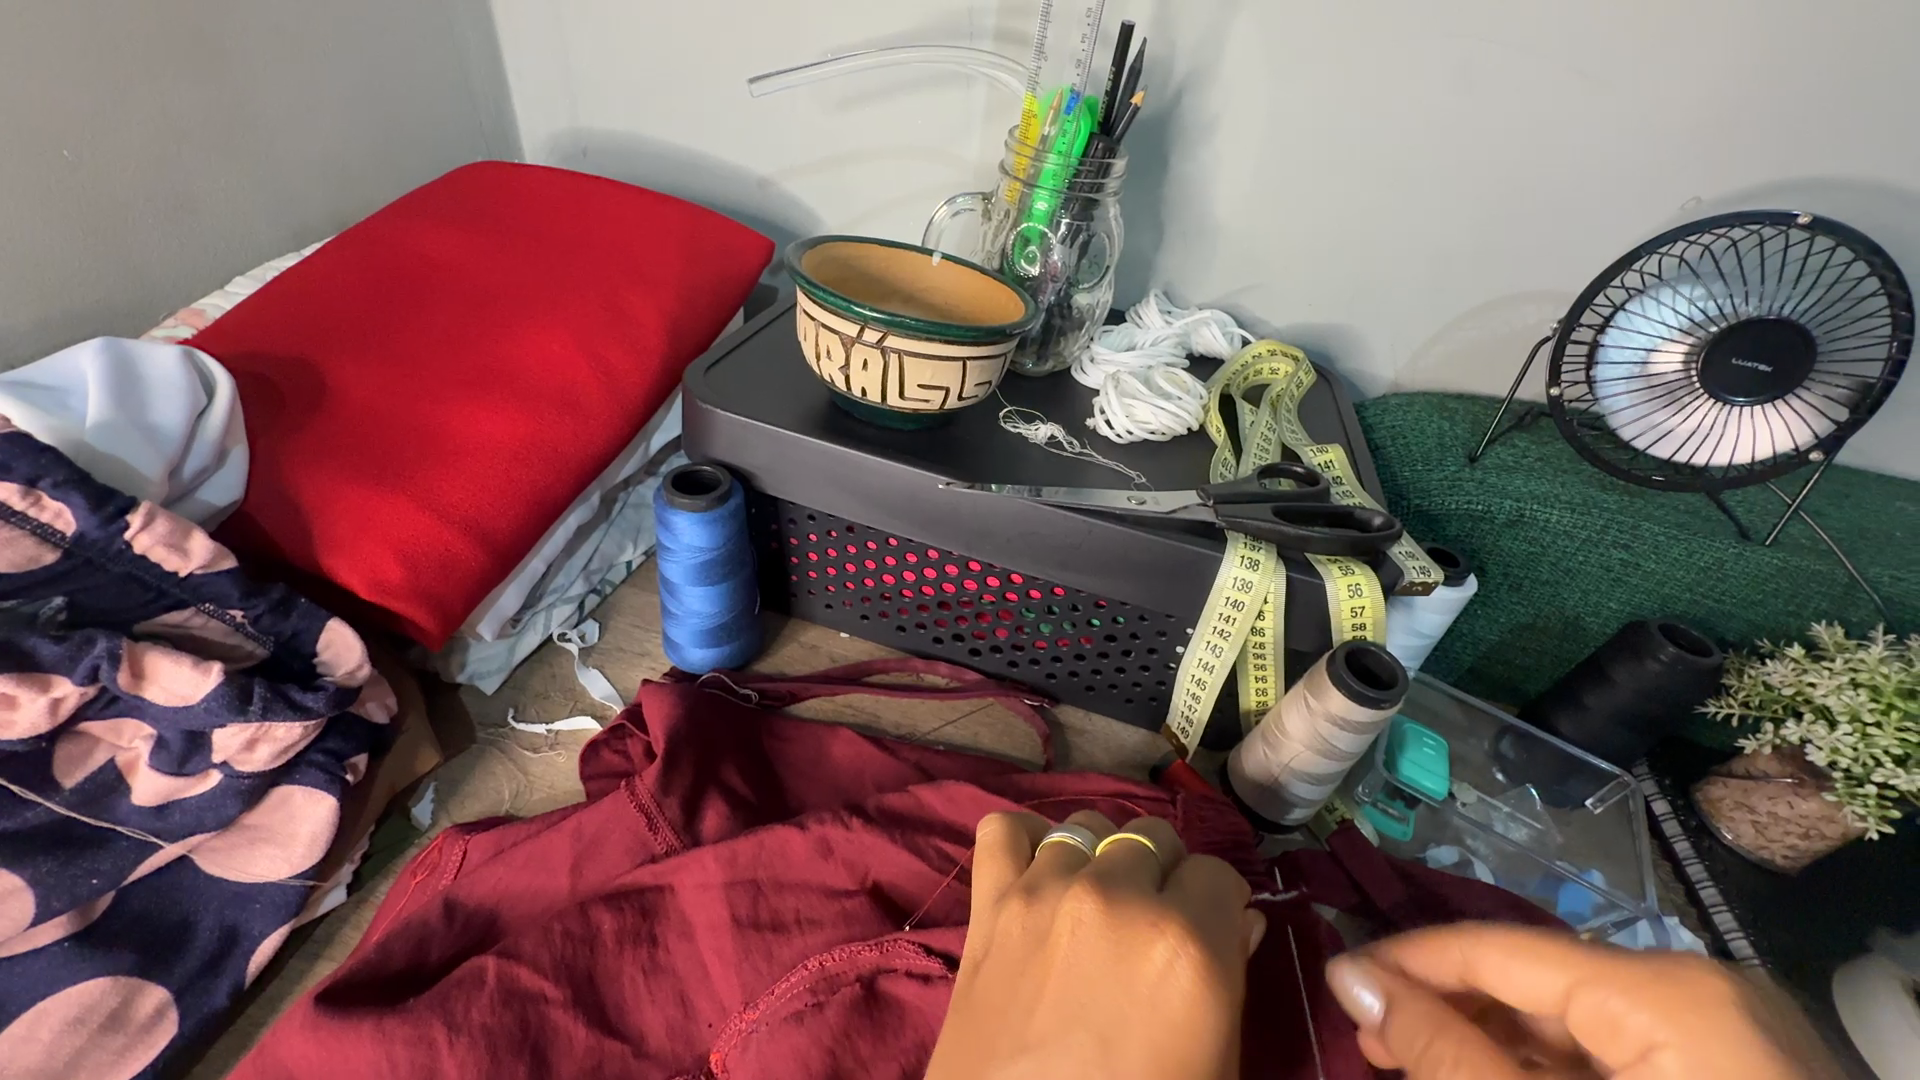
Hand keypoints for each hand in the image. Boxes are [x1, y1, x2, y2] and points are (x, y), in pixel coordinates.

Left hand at [925, 810, 1265, 1079]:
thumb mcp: (1213, 1067)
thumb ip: (1231, 981)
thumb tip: (1238, 919)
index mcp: (1186, 946)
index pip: (1217, 872)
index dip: (1218, 903)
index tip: (1211, 927)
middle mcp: (1118, 899)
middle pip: (1153, 838)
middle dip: (1164, 874)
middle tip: (1152, 922)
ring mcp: (1047, 893)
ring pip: (1087, 827)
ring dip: (1102, 857)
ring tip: (1098, 901)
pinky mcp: (990, 903)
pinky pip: (1002, 830)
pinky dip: (1023, 839)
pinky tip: (1038, 870)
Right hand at [1325, 922, 1839, 1079]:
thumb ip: (1443, 1050)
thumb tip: (1346, 976)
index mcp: (1663, 991)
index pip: (1493, 946)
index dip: (1405, 962)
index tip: (1339, 984)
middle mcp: (1698, 989)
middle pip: (1528, 982)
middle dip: (1445, 1012)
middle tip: (1374, 1045)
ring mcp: (1727, 1032)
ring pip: (1567, 1019)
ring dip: (1488, 1041)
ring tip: (1420, 1063)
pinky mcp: (1733, 1069)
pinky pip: (1614, 1051)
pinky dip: (1545, 1065)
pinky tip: (1492, 1074)